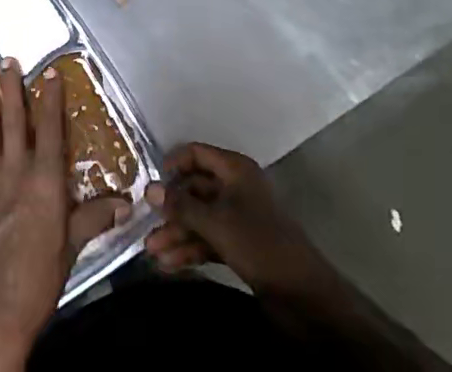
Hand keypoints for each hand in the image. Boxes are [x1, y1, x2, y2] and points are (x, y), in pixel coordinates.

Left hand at [0, 59, 128, 371]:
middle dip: (12, 90)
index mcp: (46, 180)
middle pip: (15, 123)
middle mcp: (17, 173)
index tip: (49, 74)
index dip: (51, 101)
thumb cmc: (42, 275)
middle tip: (7, 61)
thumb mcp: (74, 245)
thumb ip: (94, 219)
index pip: (52, 131)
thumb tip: (124, 203)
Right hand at [142, 143, 331, 297]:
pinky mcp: (241, 246)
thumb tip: (149, 189)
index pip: (196, 154)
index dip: (172, 164)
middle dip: (170, 209)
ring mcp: (239, 219)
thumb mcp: (215, 222)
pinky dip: (190, 249)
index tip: (150, 182)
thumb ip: (180, 205)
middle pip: (194, 190)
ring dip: (176, 234)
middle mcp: (236, 189)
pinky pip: (208, 239)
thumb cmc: (259, 245)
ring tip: (153, 252)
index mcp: (235, 171)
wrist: (307, 298)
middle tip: (145, 224)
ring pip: (199, 218)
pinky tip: (169, 265)